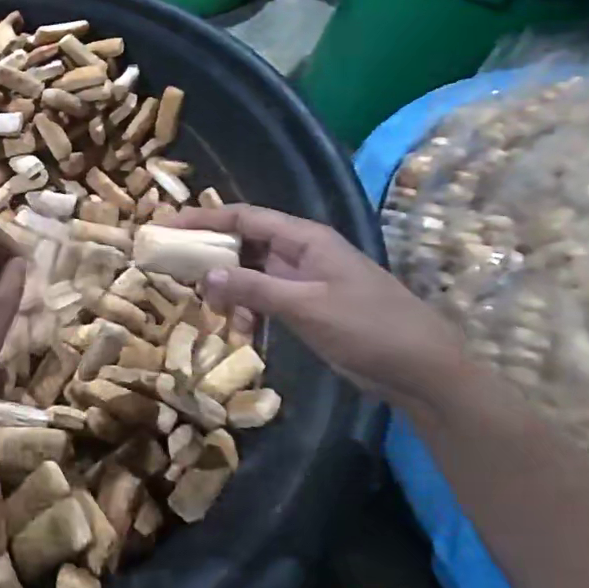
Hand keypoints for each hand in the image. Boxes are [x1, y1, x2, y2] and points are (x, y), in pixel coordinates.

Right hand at [170, 204, 470, 413]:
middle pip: (244, 242)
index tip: (167, 226)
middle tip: (175, 270)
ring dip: (230, 290)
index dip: (204, 219)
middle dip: (211, 256)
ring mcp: (304, 280)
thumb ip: (254, 288)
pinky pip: (265, 298)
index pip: (244, 218)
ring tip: (213, 312)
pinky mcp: (307, 306)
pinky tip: (242, 332)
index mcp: (305, 238)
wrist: (422, 370)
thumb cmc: (368, 327)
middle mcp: (301, 252)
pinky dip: (248, 310)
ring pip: (251, 273)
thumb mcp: (306, 306)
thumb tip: (205, 274)